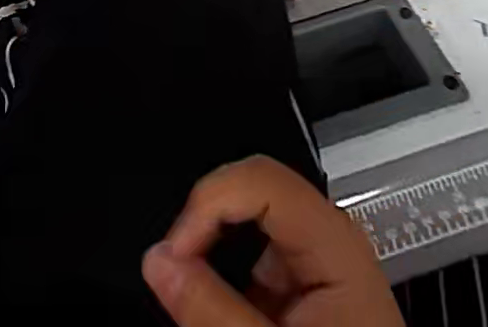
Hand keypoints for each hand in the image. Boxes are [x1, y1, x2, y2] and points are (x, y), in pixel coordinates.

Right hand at [142, 156, 403, 326]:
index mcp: (331, 238)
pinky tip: (214, 300)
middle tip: (173, 269)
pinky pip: (253, 247)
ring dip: (210, 241)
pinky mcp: (304, 277)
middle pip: (250, 187)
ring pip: (247, 215)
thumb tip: (155, 259)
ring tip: (188, 284)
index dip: (208, 202)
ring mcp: (316, 252)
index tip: (173, 254)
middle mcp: (326, 231)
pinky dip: (223, 264)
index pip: (259, 178)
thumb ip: (212, 310)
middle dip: (204, 219)